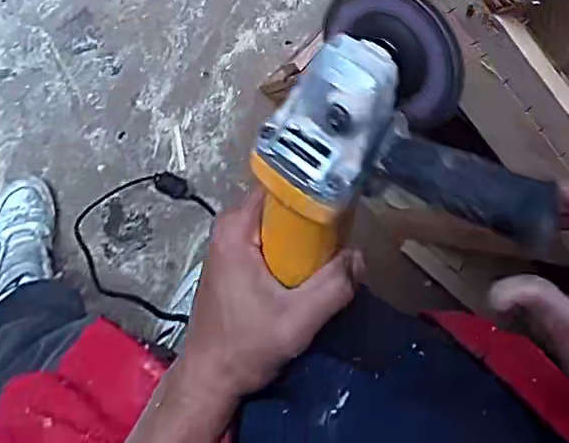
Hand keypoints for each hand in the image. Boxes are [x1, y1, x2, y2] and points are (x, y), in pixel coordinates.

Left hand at [175, 188, 361, 397]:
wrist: (208, 385)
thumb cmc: (242, 350)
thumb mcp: (296, 321)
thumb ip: (334, 286)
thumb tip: (359, 256)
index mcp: (236, 226)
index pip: (284, 184)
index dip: (315, 192)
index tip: (339, 209)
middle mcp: (230, 225)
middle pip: (286, 202)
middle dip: (313, 219)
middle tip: (333, 243)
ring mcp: (231, 241)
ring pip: (282, 220)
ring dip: (305, 237)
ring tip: (322, 260)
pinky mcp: (236, 256)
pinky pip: (274, 235)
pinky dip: (293, 249)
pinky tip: (304, 273)